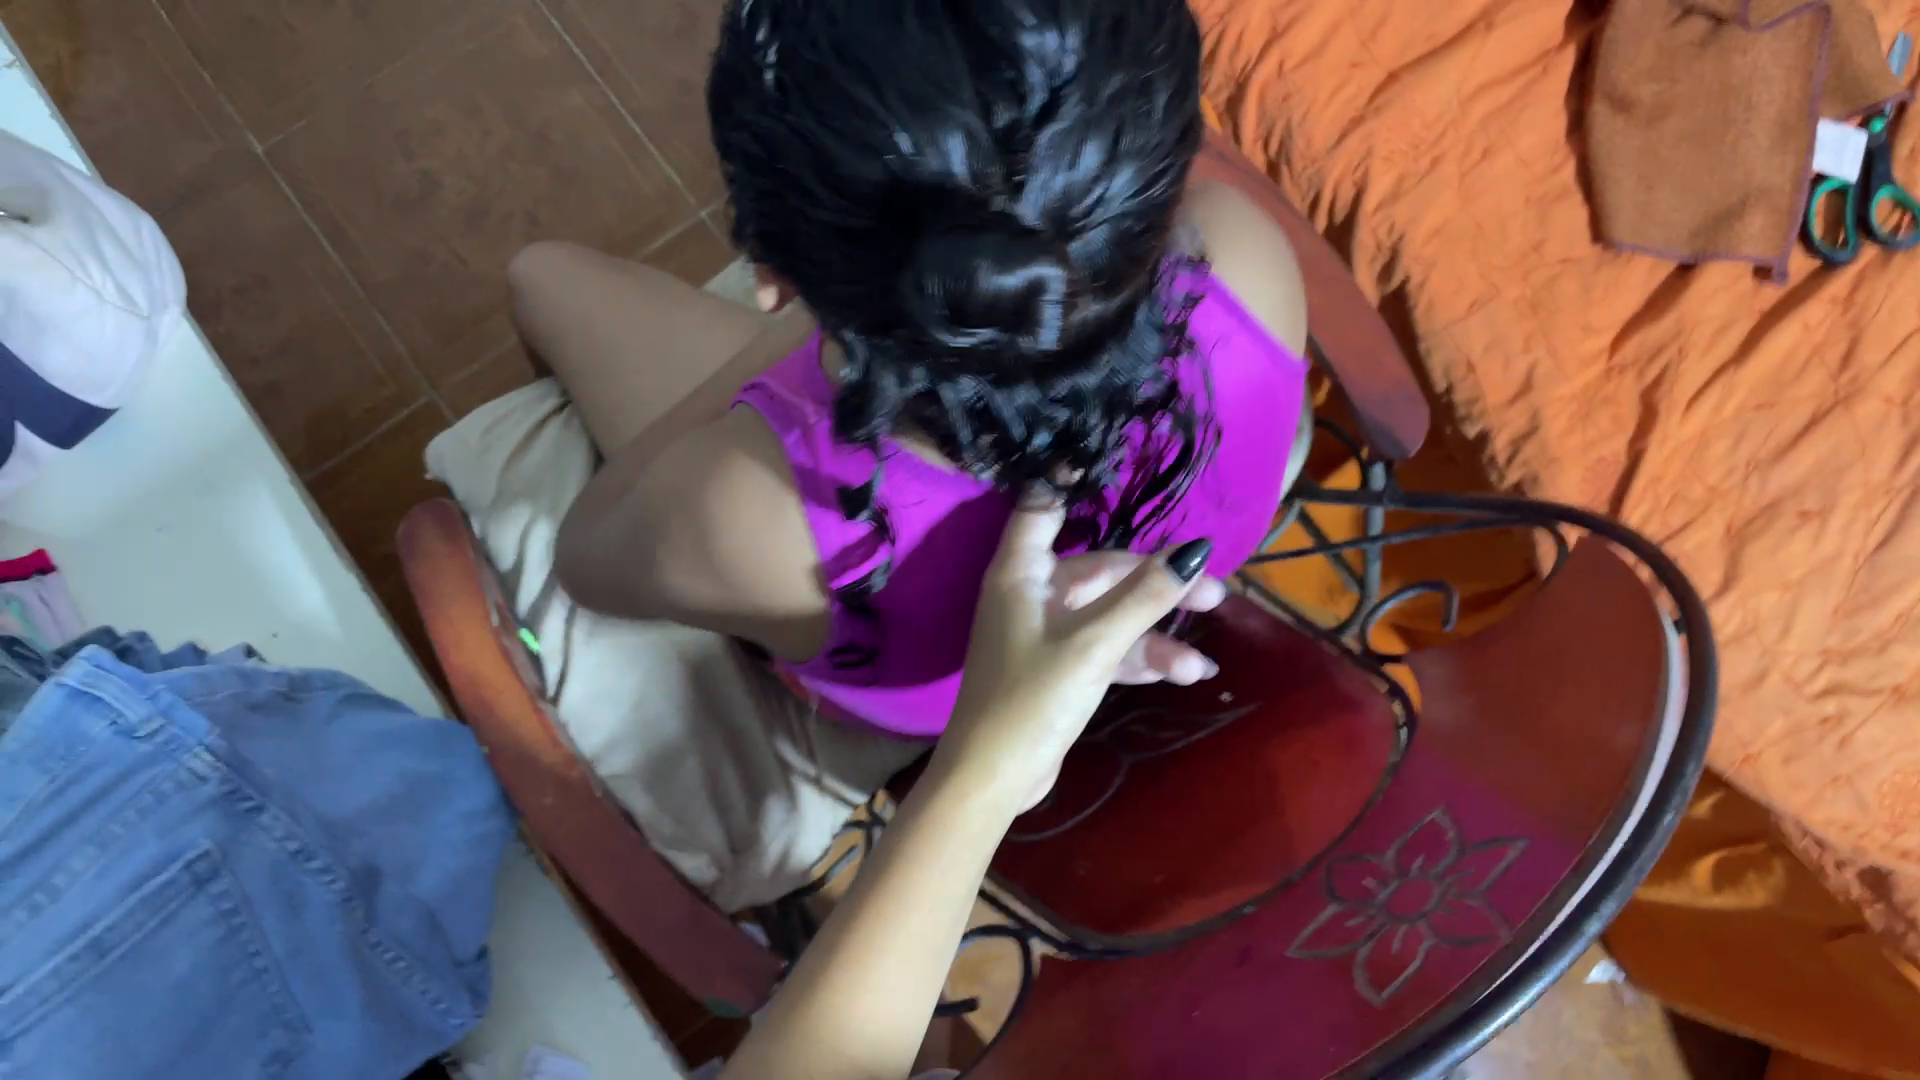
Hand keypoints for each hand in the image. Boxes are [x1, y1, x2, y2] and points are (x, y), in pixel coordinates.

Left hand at [933, 501, 1224, 809]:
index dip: (1071, 480)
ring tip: (1206, 650)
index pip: (1044, 507)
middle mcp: (1033, 592)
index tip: (1111, 455)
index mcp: (1023, 571)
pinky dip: (1141, 656)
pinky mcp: (1062, 666)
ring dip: (1156, 630)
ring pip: (1112, 612)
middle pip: (1102, 568)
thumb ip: (1145, 597)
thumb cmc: (1033, 697)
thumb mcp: (1094, 644)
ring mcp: (1048, 631)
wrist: (995, 777)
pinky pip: (1108, 647)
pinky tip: (1187, 673)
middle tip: (1215, 592)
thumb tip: (1196, 550)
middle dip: (1156, 583)